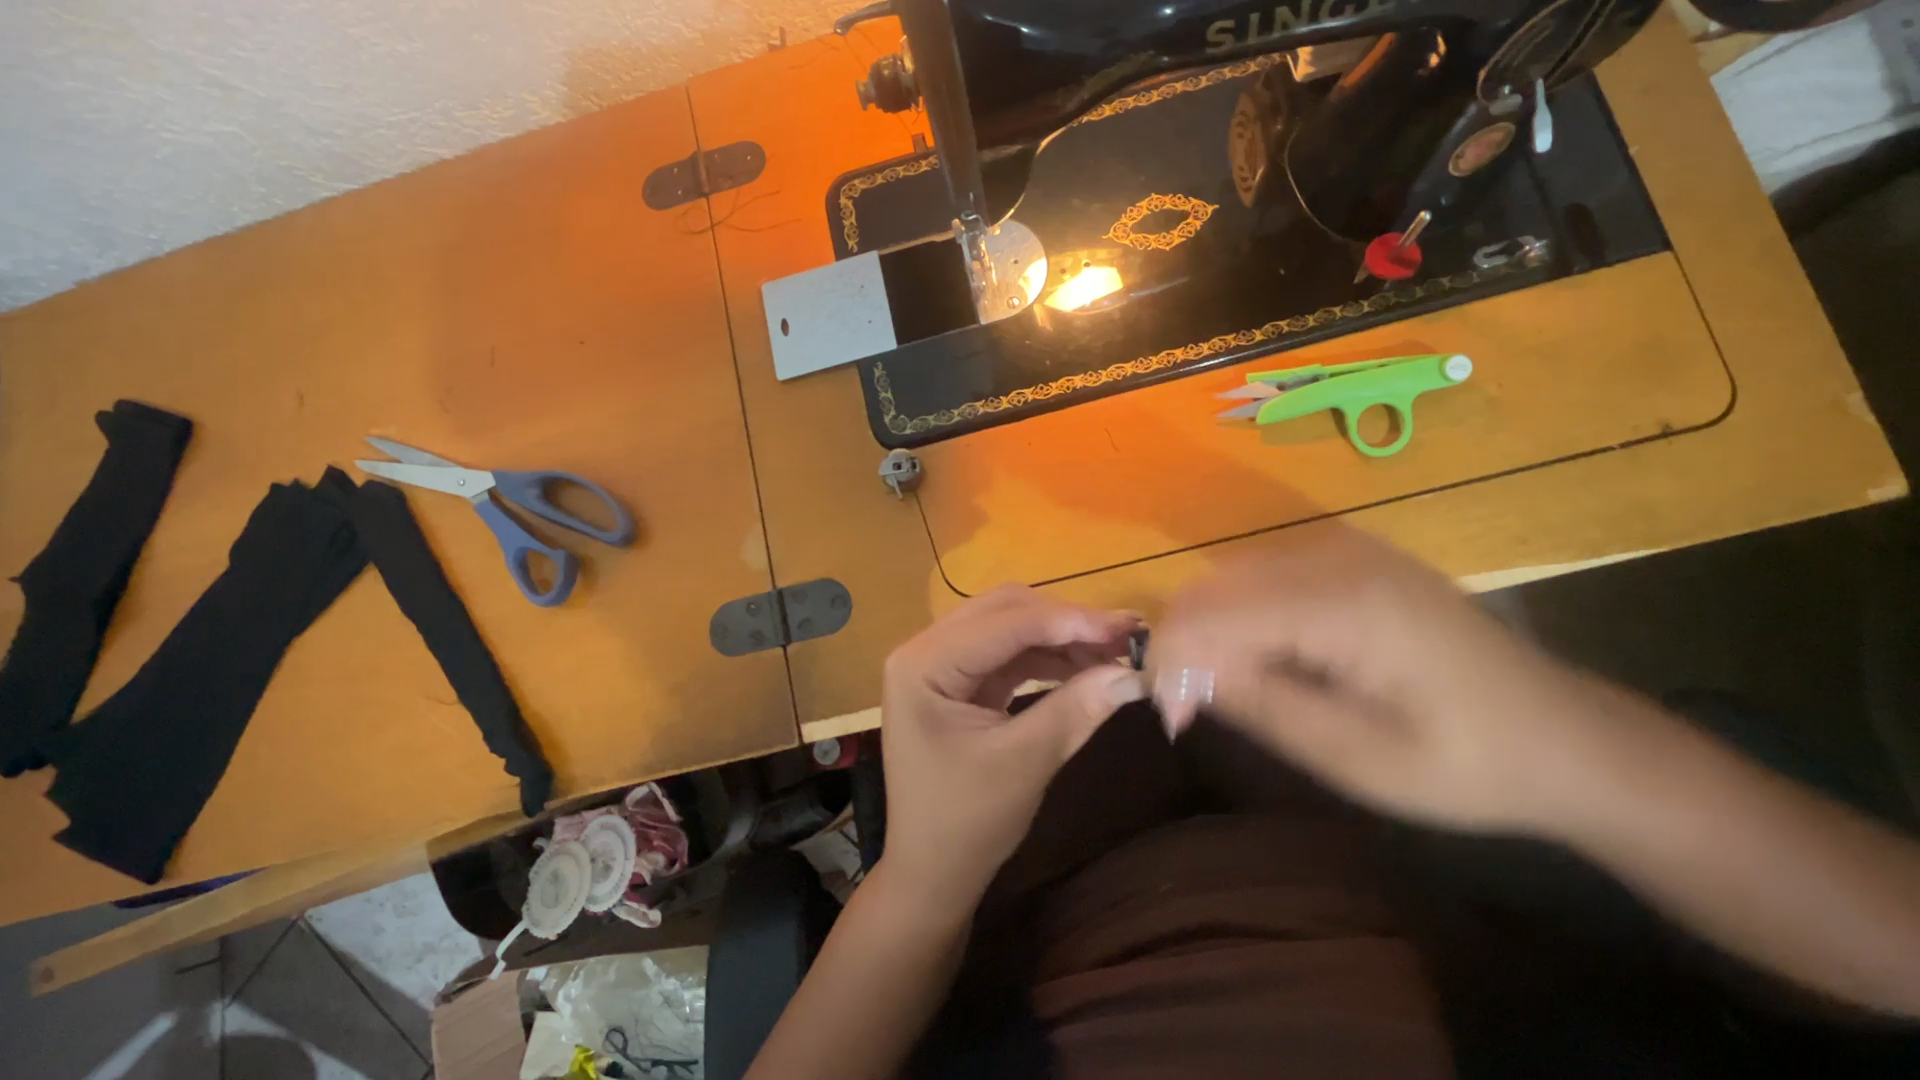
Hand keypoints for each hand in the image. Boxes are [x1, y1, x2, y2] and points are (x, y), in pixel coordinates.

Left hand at [879, 586, 1146, 904]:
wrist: (933, 871)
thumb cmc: (967, 822)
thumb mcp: (1024, 763)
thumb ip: (1075, 709)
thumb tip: (1135, 673)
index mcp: (923, 665)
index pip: (1006, 624)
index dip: (1071, 621)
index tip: (1131, 628)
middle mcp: (923, 651)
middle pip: (1005, 612)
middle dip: (1067, 621)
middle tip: (1127, 637)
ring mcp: (938, 665)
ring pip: (1009, 628)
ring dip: (1061, 637)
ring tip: (1116, 652)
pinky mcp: (957, 682)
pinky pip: (1007, 654)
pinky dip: (1047, 657)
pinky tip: (1086, 666)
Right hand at [1147, 525, 1637, 833]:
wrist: (1565, 739)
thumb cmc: (1464, 764)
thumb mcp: (1354, 755)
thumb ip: (1261, 702)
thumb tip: (1180, 671)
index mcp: (1345, 604)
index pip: (1214, 612)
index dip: (1172, 660)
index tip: (1170, 718)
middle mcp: (1339, 556)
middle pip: (1216, 584)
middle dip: (1183, 643)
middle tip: (1187, 712)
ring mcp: (1350, 548)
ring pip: (1234, 575)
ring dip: (1208, 628)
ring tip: (1218, 692)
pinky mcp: (1357, 557)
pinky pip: (1267, 573)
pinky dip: (1242, 613)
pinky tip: (1258, 659)